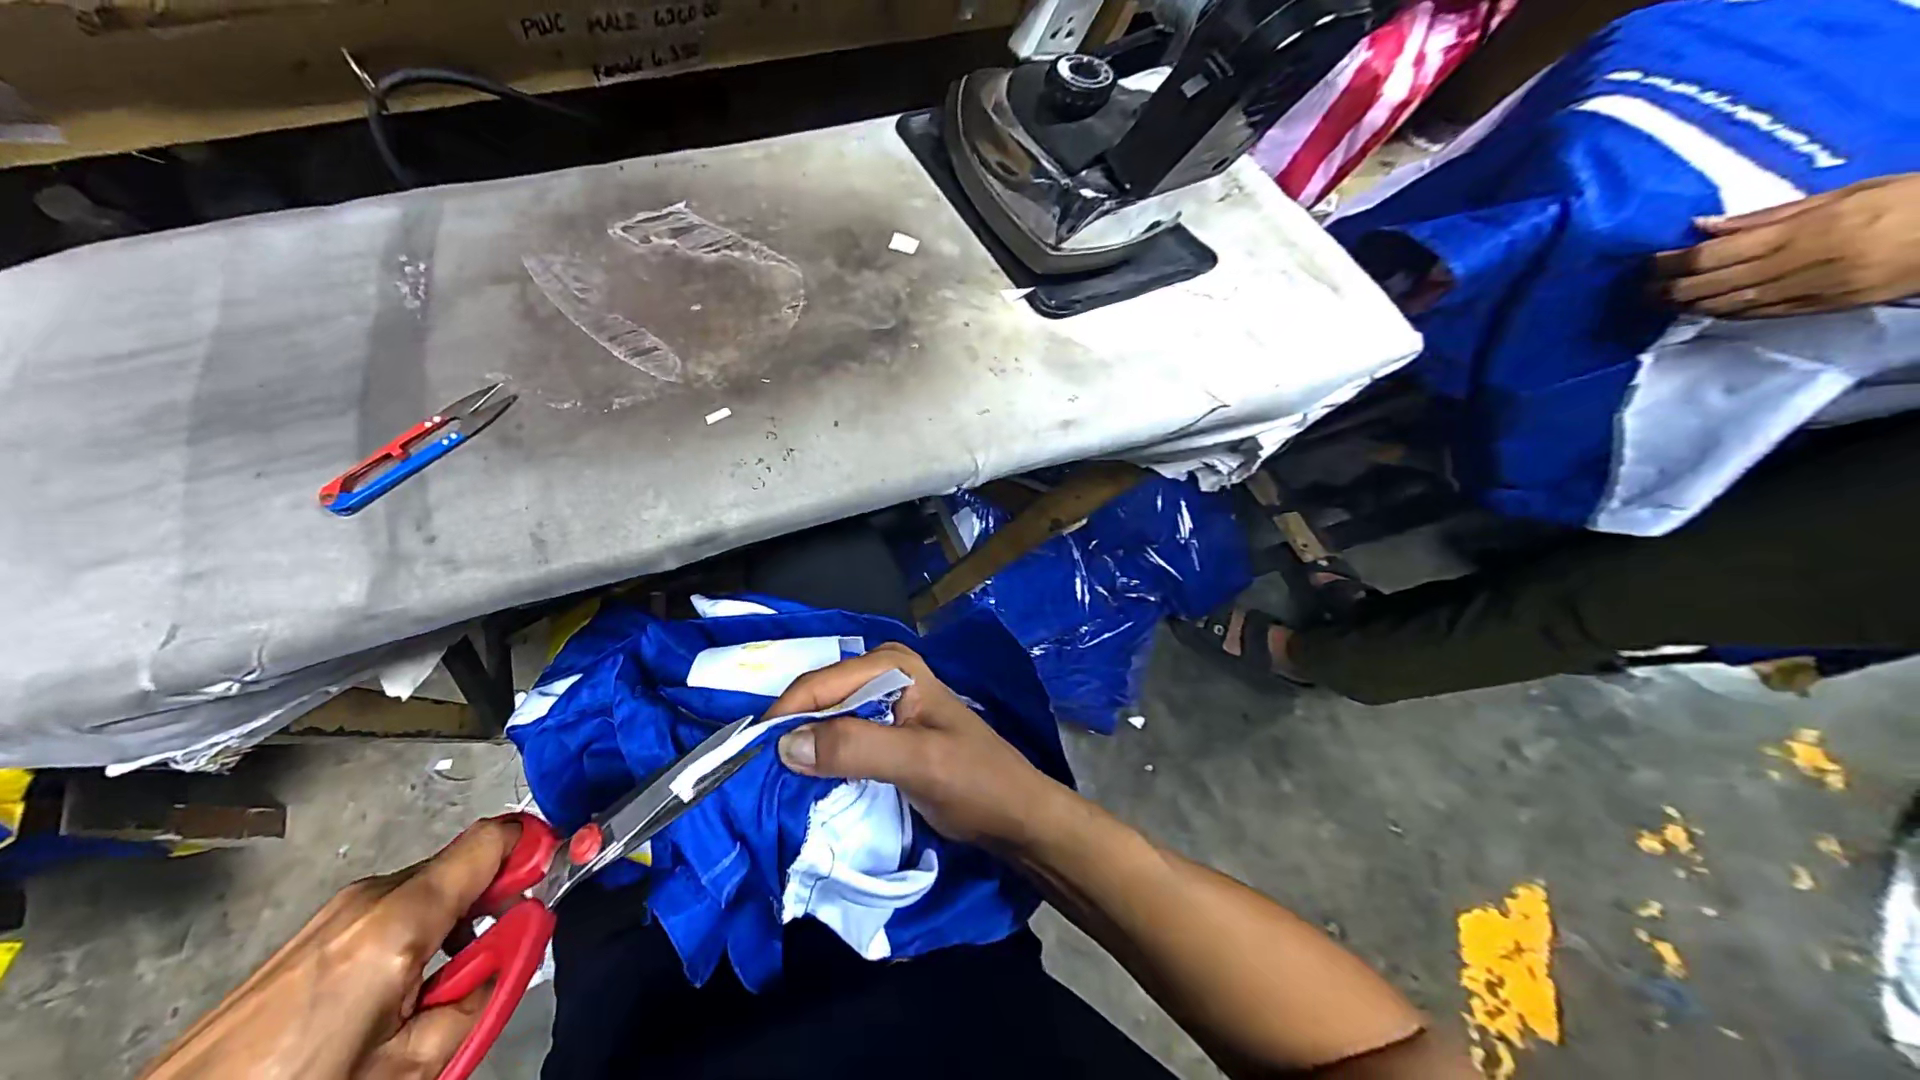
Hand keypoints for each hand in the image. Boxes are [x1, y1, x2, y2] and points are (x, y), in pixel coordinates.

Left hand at [141, 818, 519, 1079]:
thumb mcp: (410, 1065)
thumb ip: (481, 995)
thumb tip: (517, 950)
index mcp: (401, 920)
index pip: (493, 839)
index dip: (532, 848)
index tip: (547, 884)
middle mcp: (373, 896)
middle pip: (466, 864)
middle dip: (495, 900)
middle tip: (490, 961)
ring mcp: (339, 908)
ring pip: (433, 887)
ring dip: (457, 919)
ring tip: (437, 988)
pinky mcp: (316, 926)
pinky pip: (396, 905)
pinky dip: (420, 929)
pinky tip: (396, 989)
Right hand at [768, 643, 1070, 848]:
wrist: (1013, 814)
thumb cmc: (976, 781)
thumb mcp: (918, 762)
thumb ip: (856, 747)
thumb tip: (785, 743)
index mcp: (893, 665)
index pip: (819, 684)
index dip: (784, 718)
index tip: (750, 760)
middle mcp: (882, 673)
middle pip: (817, 697)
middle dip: (789, 731)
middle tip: (755, 774)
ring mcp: (881, 701)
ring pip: (823, 717)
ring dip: (800, 746)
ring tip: (771, 780)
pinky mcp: (881, 730)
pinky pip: (836, 736)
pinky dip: (818, 756)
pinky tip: (804, 779)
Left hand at [1651, 172, 1919, 317]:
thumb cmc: (1915, 199)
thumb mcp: (1848, 193)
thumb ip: (1770, 215)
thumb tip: (1704, 226)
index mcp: (1800, 233)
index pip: (1710, 256)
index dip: (1669, 263)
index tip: (1644, 262)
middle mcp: (1793, 267)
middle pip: (1708, 286)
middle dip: (1666, 289)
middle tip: (1638, 288)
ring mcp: (1805, 292)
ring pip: (1726, 305)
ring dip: (1687, 305)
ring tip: (1658, 301)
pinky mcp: (1819, 308)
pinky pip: (1756, 314)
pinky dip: (1722, 312)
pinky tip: (1701, 309)